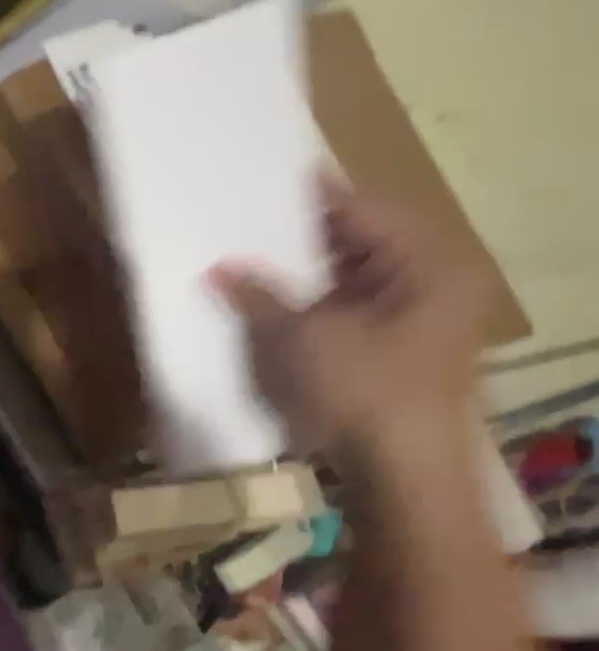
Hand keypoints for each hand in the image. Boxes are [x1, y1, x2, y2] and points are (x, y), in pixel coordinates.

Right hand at [209, 178, 484, 462]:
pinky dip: (311, 305)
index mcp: (427, 265)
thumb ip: (257, 295)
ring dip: (301, 274)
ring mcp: (416, 321)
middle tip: (244, 221)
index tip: (264, 177)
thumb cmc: (360, 391)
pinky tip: (269, 306)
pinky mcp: (395, 353)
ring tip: (246, 262)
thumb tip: (219, 268)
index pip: (364, 209)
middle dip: (300, 236)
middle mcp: (431, 284)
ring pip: (350, 279)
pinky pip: (347, 311)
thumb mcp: (297, 337)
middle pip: (361, 242)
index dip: (311, 195)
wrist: (401, 472)